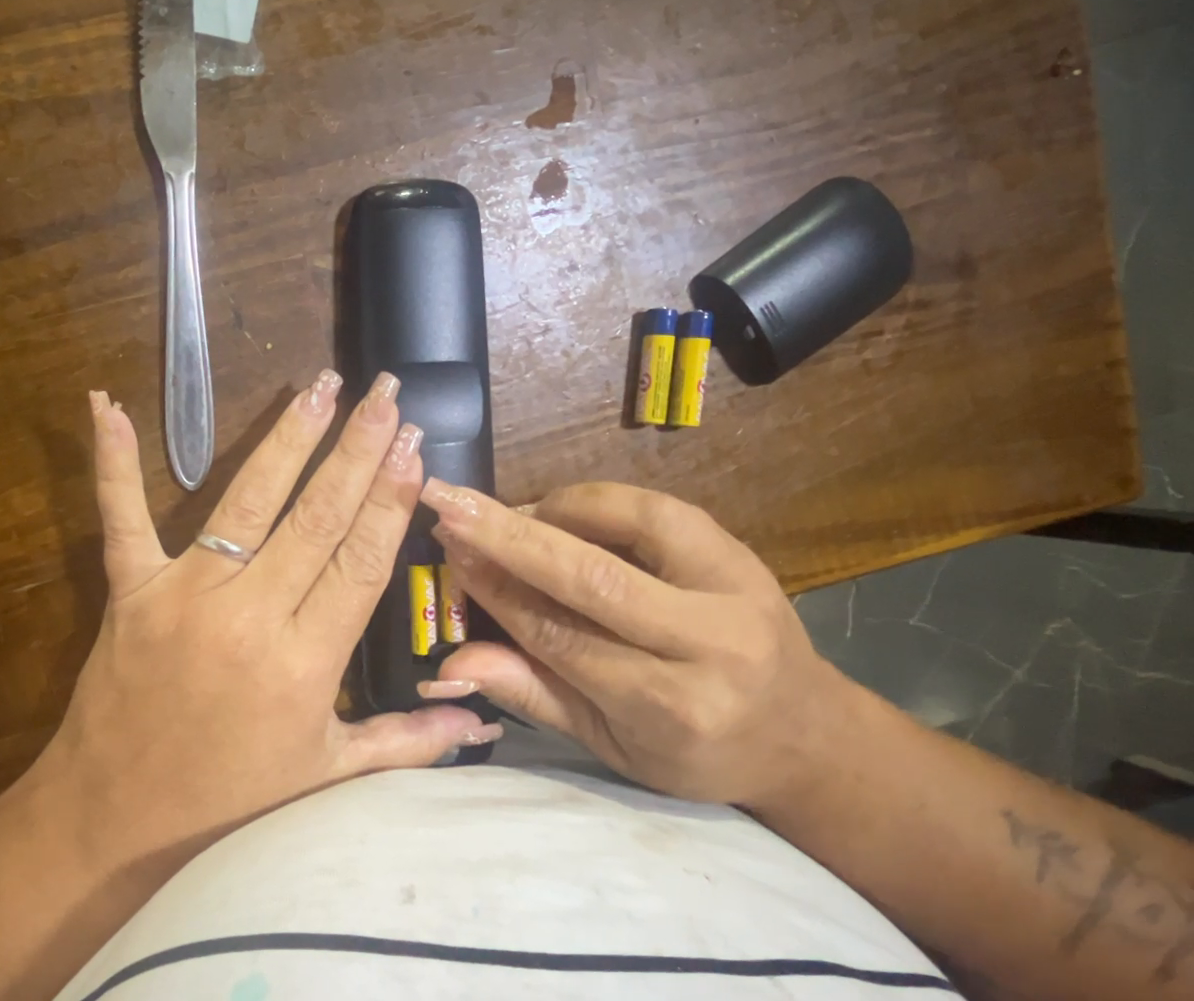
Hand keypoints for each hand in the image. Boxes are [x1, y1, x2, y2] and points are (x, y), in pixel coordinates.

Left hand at [36, 373, 499, 863]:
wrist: (116, 816)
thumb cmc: (227, 801)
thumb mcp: (324, 776)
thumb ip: (405, 743)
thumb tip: (483, 725)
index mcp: (305, 662)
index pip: (360, 561)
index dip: (391, 499)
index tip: (414, 444)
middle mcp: (248, 615)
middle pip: (316, 517)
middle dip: (357, 451)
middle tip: (384, 392)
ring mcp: (184, 593)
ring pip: (246, 500)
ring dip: (287, 439)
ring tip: (321, 388)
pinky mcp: (129, 588)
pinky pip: (122, 515)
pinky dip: (114, 461)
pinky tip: (107, 404)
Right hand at [415, 480, 860, 807]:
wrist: (805, 734)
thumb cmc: (694, 753)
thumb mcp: (610, 745)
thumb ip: (533, 694)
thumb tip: (451, 664)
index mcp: (670, 706)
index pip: (563, 637)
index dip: (498, 593)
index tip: (448, 555)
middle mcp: (710, 643)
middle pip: (593, 575)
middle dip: (510, 535)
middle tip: (450, 503)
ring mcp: (735, 587)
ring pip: (631, 523)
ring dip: (554, 509)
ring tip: (506, 515)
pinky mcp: (740, 552)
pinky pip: (656, 508)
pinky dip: (594, 501)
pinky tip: (557, 511)